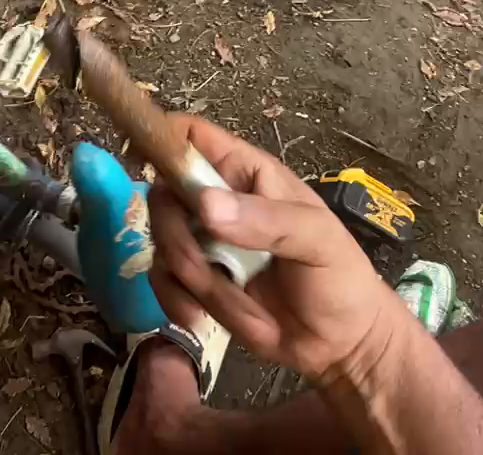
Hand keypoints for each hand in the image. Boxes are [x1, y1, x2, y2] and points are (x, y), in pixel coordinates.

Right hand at [148, 116, 407, 384]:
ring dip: (189, 278)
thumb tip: (205, 207)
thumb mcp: (317, 240)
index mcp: (244, 173)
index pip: (192, 135)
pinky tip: (203, 319)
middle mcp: (215, 200)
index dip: (161, 137)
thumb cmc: (339, 276)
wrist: (342, 346)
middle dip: (176, 235)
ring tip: (233, 302)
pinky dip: (177, 303)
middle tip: (202, 265)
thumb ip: (266, 220)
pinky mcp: (195, 281)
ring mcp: (202, 241)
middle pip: (163, 193)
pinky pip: (162, 282)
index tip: (140, 157)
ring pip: (160, 242)